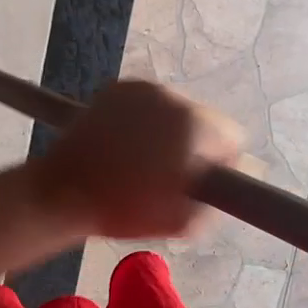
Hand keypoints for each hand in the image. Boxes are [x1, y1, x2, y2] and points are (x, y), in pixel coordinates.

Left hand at [30, 80, 242, 238]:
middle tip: (168, 175)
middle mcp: (173, 96)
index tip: (201, 182)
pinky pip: (147, 103)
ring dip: (169, 132)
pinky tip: (126, 144)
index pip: (234, 138)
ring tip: (142, 161)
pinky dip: (144, 120)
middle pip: (204, 121)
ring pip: (175, 110)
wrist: (63, 190)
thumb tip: (244, 178)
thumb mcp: (183, 220)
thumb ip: (220, 200)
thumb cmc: (124, 210)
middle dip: (194, 145)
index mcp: (194, 125)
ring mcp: (142, 88)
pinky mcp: (117, 88)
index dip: (222, 163)